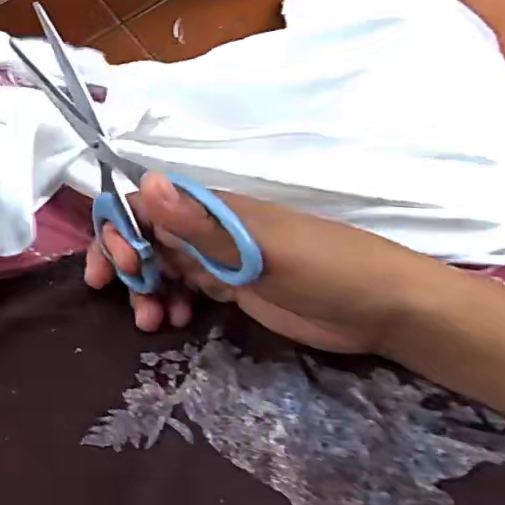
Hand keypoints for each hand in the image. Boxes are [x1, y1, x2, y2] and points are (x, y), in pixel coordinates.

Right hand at [84, 173, 418, 354]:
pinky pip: (187, 288)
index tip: (124, 269)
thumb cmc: (323, 268)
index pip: (145, 207)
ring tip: (152, 323)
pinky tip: (176, 322)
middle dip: (127, 265)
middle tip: (133, 302)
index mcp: (209, 209)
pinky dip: (173, 302)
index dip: (121, 231)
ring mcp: (221, 258)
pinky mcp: (234, 286)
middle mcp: (208, 229)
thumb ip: (198, 223)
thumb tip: (145, 181)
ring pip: (164, 266)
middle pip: (148, 237)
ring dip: (147, 291)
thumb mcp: (258, 248)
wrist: (383, 307)